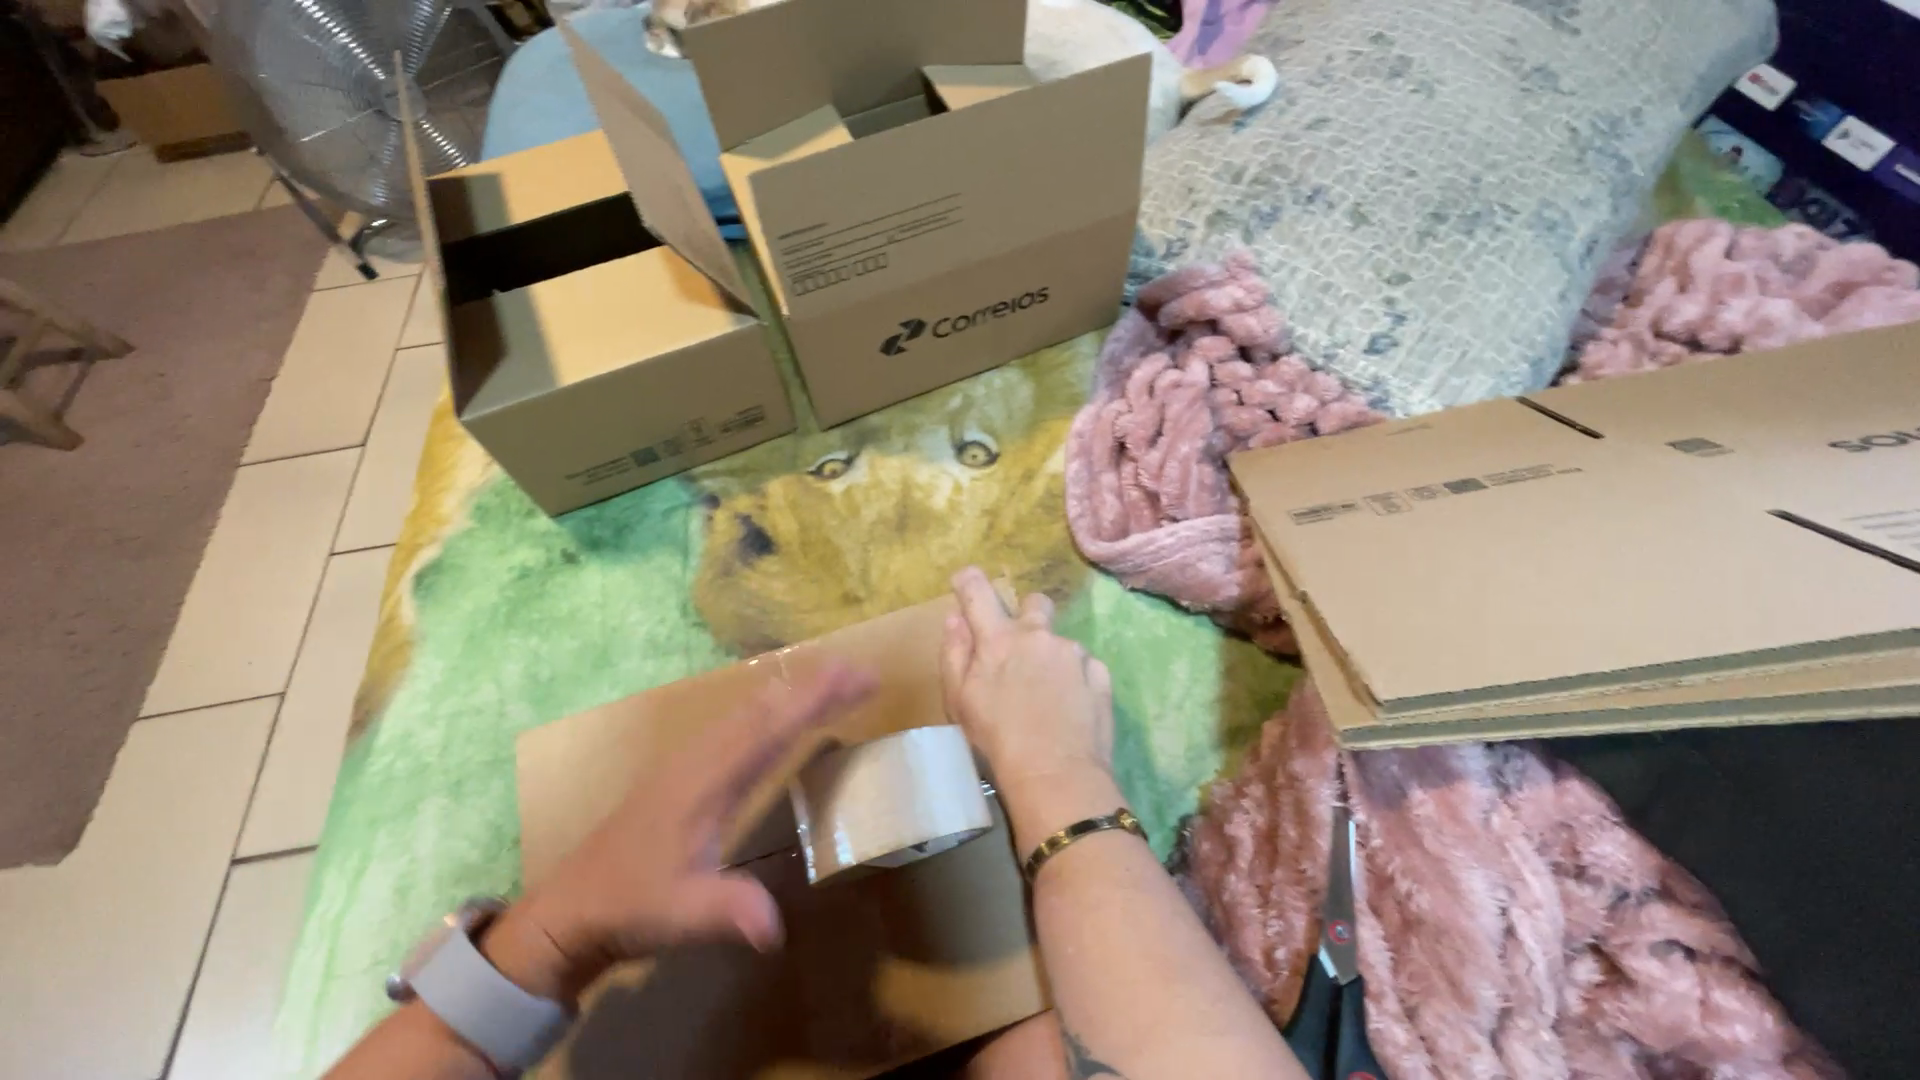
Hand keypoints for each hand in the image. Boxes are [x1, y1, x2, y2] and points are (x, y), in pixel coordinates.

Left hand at [487, 663, 875, 1003]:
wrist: (570, 909)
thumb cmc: (629, 906)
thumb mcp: (679, 915)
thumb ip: (727, 912)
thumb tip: (775, 925)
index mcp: (707, 781)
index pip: (770, 728)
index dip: (815, 700)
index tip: (856, 677)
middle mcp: (701, 758)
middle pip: (764, 707)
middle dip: (814, 685)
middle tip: (862, 672)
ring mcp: (690, 760)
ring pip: (749, 710)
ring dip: (793, 691)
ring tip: (834, 680)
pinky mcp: (685, 771)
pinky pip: (738, 723)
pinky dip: (771, 707)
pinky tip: (782, 713)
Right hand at [941, 568, 1121, 850]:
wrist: (1055, 775)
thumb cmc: (996, 741)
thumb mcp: (959, 701)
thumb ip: (954, 653)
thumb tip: (955, 618)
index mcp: (997, 639)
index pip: (978, 592)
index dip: (969, 581)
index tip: (966, 582)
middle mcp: (1038, 635)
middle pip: (1034, 602)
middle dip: (1027, 614)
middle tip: (1020, 649)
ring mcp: (1073, 652)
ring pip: (1060, 641)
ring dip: (1051, 658)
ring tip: (1047, 698)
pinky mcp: (1100, 673)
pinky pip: (1084, 665)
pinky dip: (1075, 680)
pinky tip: (1069, 709)